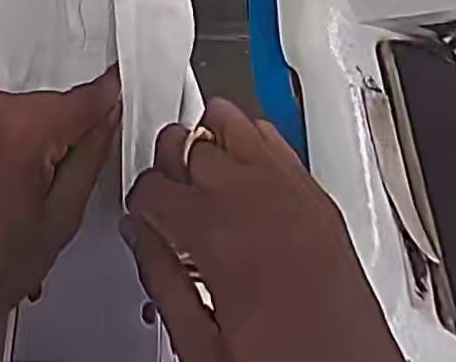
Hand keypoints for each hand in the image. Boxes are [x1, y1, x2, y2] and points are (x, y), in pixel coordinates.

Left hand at [0, 68, 121, 360]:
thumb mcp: (67, 211)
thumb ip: (96, 150)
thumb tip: (112, 113)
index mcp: (24, 130)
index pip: (88, 97)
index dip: (112, 101)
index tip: (124, 94)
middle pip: (65, 103)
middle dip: (77, 131)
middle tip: (64, 177)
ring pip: (46, 104)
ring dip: (52, 132)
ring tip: (36, 179)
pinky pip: (23, 107)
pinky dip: (31, 130)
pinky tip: (22, 168)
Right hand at [124, 100, 403, 361]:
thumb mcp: (203, 348)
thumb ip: (161, 280)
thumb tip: (140, 236)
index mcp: (217, 233)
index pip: (153, 186)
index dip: (140, 202)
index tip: (144, 216)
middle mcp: (252, 194)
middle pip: (185, 141)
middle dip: (167, 166)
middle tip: (169, 197)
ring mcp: (288, 185)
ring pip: (228, 118)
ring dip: (207, 142)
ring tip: (203, 178)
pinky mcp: (315, 190)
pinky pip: (270, 136)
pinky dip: (248, 143)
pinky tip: (243, 177)